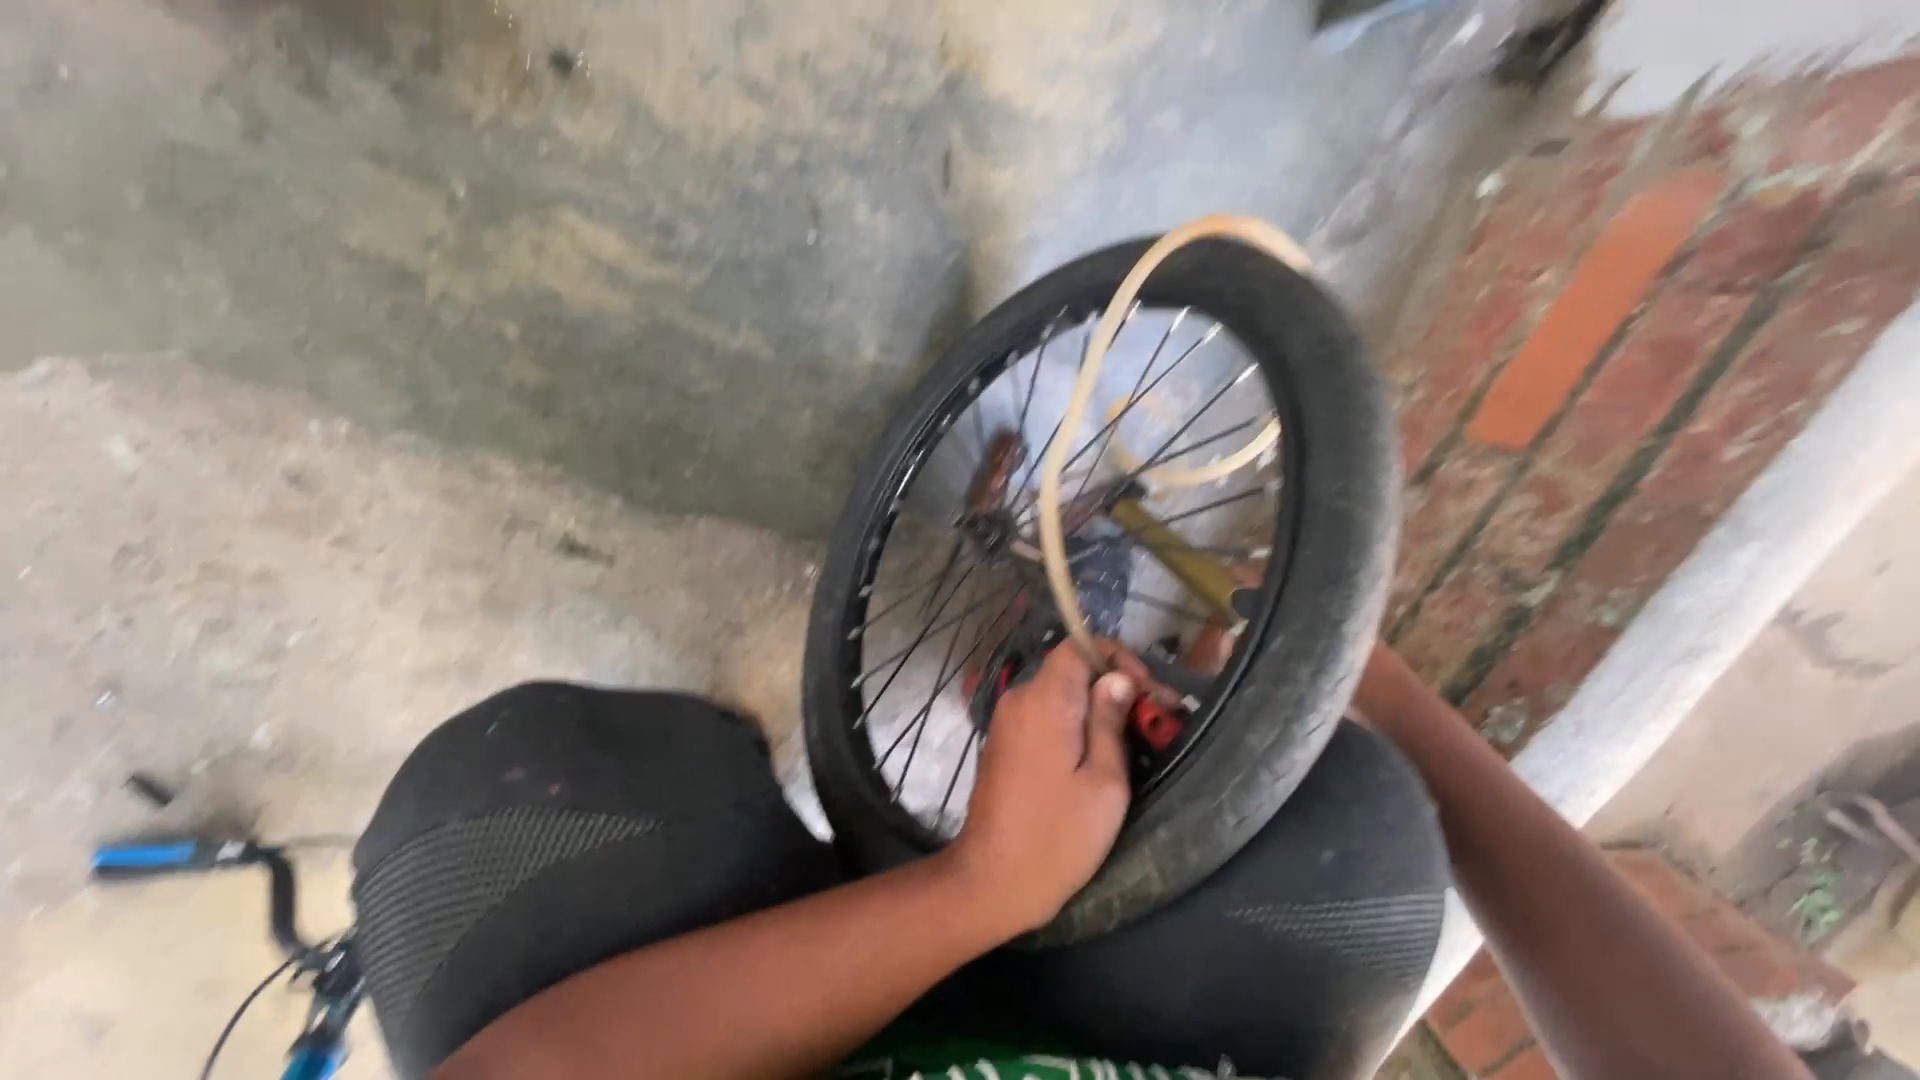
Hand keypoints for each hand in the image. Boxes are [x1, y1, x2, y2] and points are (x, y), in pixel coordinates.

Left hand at [943, 642, 1138, 933]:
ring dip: (1096, 708)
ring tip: (1135, 740)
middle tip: (1154, 721)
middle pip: (1070, 670)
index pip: (1078, 646)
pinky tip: (1099, 755)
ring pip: (1058, 695)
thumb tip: (1117, 678)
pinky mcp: (1004, 745)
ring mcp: (1006, 723)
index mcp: (1044, 700)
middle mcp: (1019, 700)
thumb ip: (1110, 722)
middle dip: (1113, 685)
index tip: (1146, 693)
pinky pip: (1044, 717)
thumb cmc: (1058, 835)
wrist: (993, 880)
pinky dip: (1073, 725)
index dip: (1117, 659)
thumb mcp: (1104, 782)